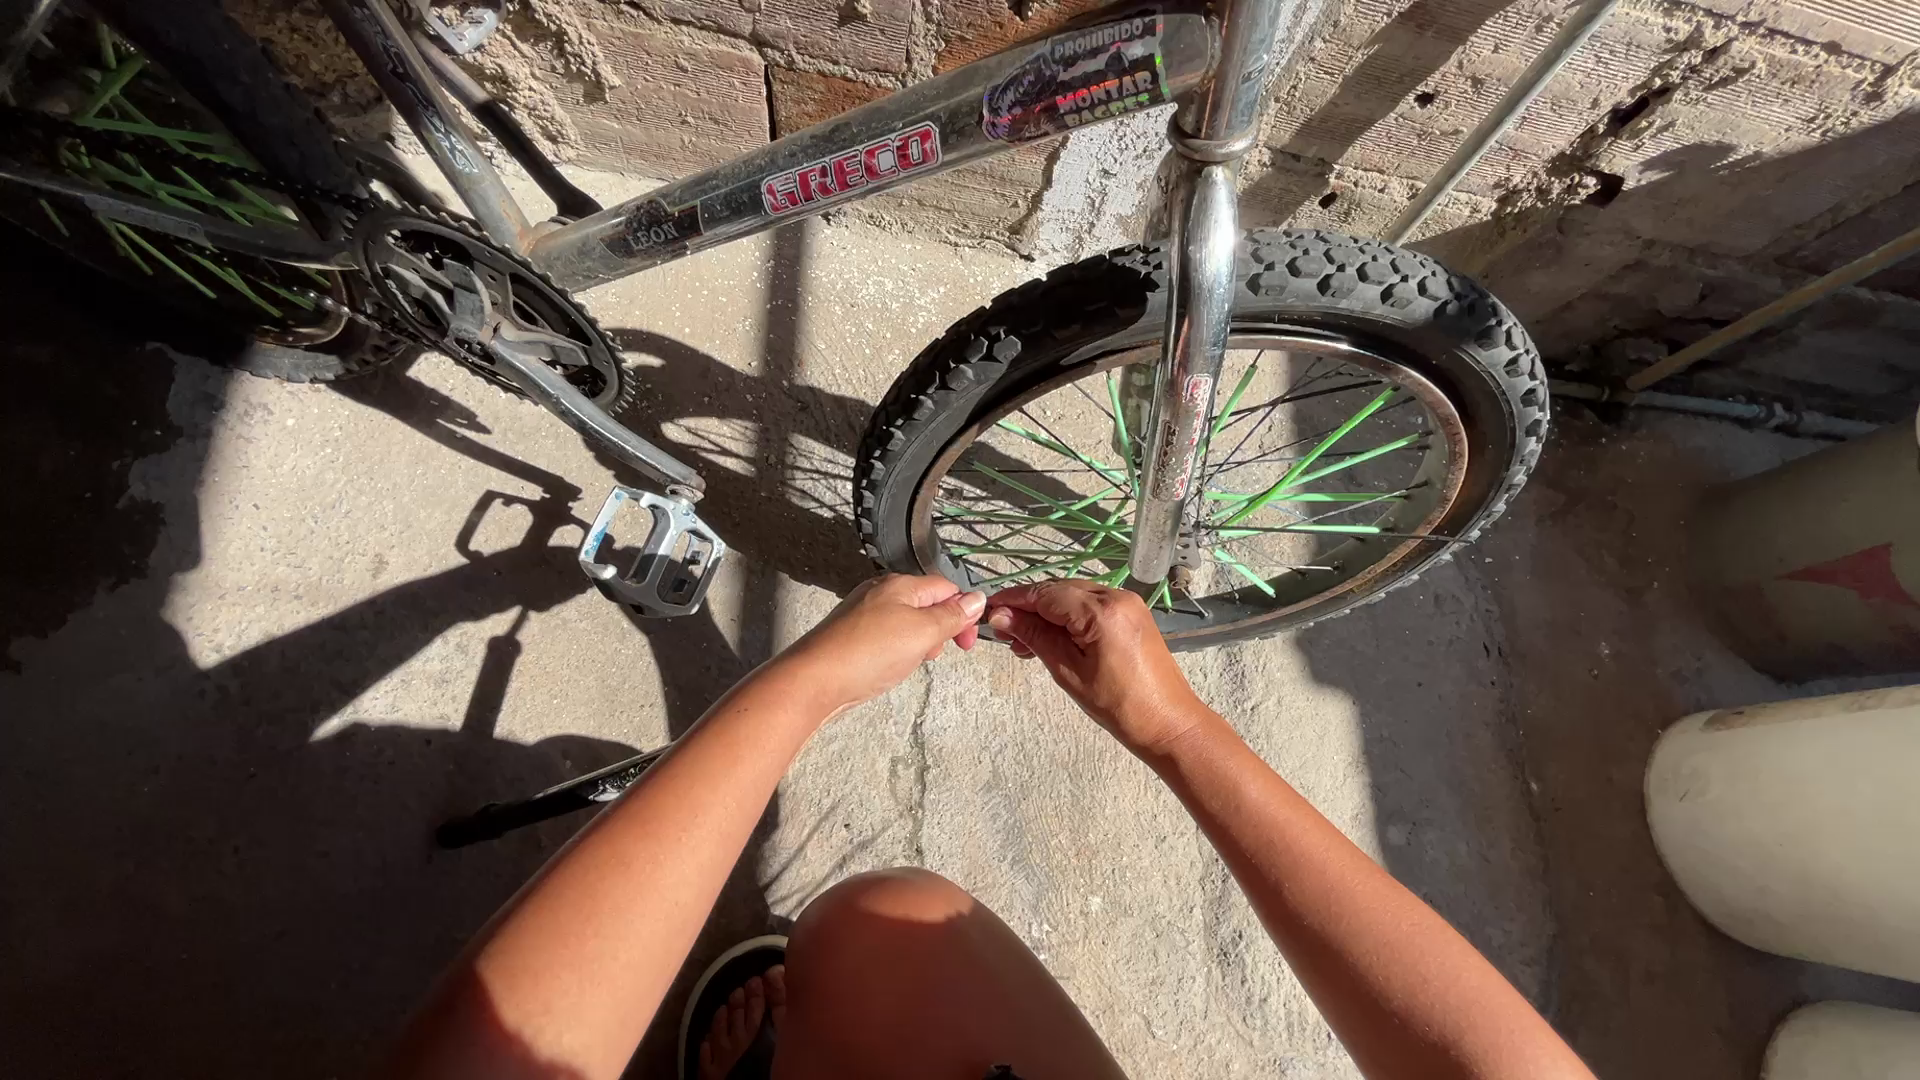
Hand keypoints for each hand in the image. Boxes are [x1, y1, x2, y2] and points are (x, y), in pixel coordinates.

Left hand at [778, 573, 985, 714]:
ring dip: (920, 642)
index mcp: (900, 585)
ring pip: (908, 622)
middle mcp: (881, 592)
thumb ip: (951, 616)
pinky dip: (899, 651)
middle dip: (941, 629)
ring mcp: (865, 614)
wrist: (814, 680)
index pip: (946, 587)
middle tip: (936, 654)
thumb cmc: (867, 653)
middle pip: (927, 603)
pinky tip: (892, 667)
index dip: (963, 612)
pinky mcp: (854, 636)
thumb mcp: (921, 633)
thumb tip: (977, 598)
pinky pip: (889, 637)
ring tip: (911, 661)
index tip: (966, 641)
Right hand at [986, 580, 1210, 754]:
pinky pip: (1090, 604)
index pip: (1045, 593)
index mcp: (1101, 611)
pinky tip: (1051, 637)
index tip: (988, 610)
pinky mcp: (1132, 612)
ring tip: (1024, 642)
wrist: (1169, 723)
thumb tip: (1001, 616)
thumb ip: (1035, 637)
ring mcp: (1127, 602)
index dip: (1013, 600)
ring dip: (1046, 612)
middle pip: (1058, 590)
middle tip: (1004, 633)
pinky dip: (1067, 616)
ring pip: (1073, 595)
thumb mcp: (1068, 672)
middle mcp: (1116, 596)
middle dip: (1028, 607)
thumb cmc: (1118, 706)